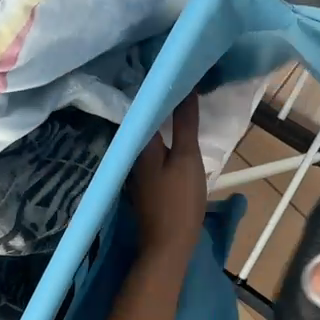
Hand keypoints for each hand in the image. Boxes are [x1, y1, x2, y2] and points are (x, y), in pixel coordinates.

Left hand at [128, 95, 204, 256]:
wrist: (168, 245)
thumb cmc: (179, 201)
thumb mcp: (187, 159)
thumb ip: (185, 125)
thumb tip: (186, 90)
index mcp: (140, 144)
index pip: (145, 107)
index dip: (159, 90)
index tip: (174, 73)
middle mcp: (132, 153)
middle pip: (145, 122)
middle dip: (160, 104)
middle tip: (181, 84)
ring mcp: (137, 170)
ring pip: (149, 137)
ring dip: (163, 122)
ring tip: (181, 105)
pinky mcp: (146, 182)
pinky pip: (154, 151)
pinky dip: (165, 140)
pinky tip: (177, 138)